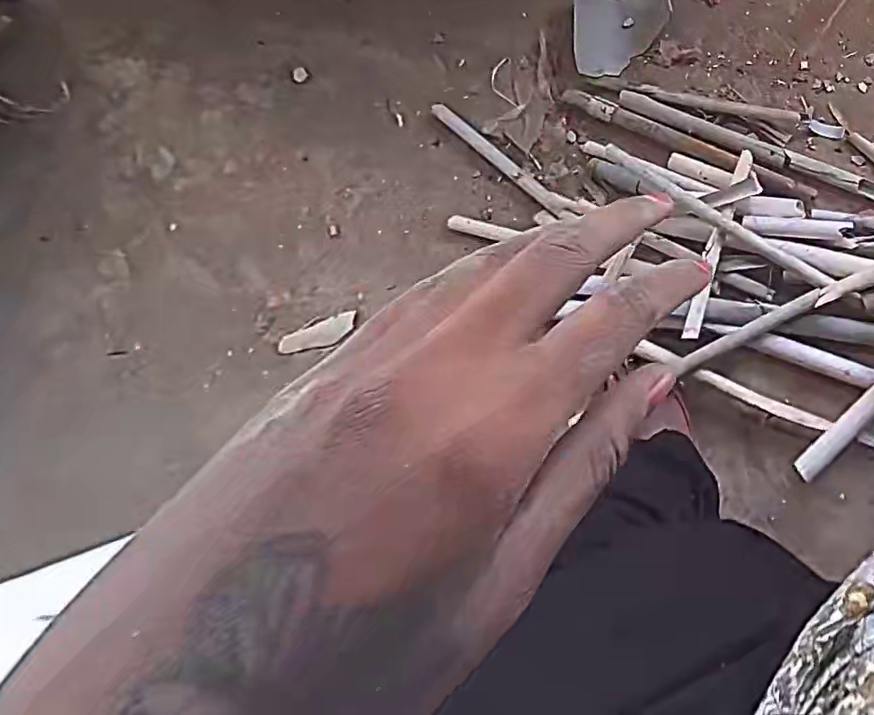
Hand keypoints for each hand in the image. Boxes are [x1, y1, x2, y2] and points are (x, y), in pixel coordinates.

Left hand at [0, 194, 710, 714]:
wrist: (176, 675)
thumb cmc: (364, 649)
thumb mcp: (505, 578)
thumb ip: (590, 465)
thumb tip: (657, 388)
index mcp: (500, 424)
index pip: (610, 320)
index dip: (664, 285)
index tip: (697, 265)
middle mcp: (445, 361)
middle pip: (550, 257)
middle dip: (614, 222)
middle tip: (656, 204)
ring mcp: (385, 347)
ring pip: (491, 258)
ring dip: (555, 232)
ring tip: (598, 223)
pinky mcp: (342, 353)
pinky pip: (438, 282)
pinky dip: (492, 259)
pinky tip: (510, 265)